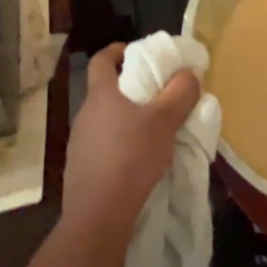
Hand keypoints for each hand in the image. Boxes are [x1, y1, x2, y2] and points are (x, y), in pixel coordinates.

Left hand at [62, 43, 200, 232]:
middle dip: (130, 89)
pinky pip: (103, 147)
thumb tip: (188, 73)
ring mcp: (79, 144)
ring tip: (153, 130)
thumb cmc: (131, 157)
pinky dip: (120, 145)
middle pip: (106, 91)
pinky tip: (138, 160)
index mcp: (101, 95)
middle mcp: (85, 115)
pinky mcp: (81, 170)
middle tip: (158, 94)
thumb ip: (180, 92)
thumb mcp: (165, 120)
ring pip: (105, 120)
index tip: (135, 51)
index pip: (101, 60)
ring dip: (126, 119)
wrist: (98, 216)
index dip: (117, 50)